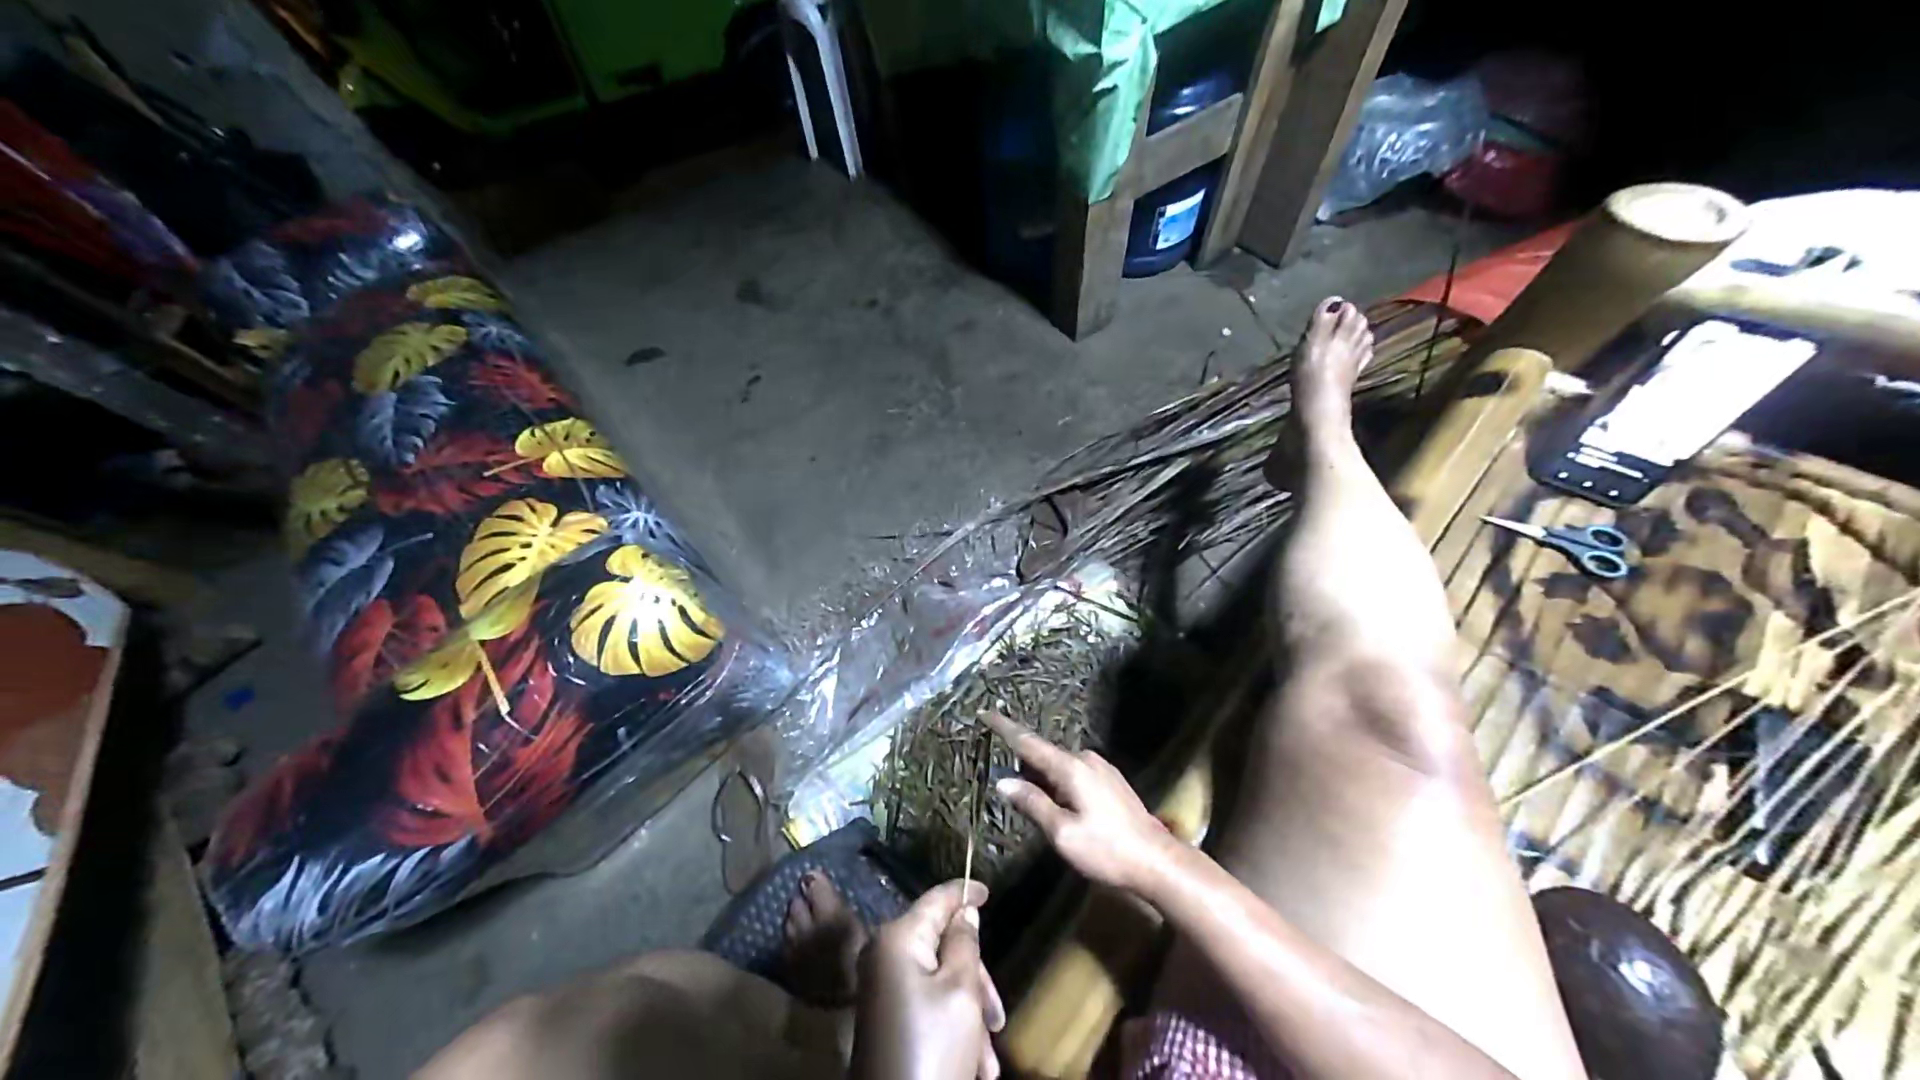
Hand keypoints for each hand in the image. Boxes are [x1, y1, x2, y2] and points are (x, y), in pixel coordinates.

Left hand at [852, 879, 1004, 1079]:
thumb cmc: (932, 1048)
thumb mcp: (960, 992)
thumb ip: (965, 944)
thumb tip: (965, 912)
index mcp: (897, 939)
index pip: (936, 900)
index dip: (964, 892)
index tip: (988, 890)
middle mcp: (885, 956)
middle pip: (942, 946)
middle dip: (976, 980)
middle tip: (998, 1017)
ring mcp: (883, 988)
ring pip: (940, 982)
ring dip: (970, 1015)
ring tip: (987, 1061)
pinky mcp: (887, 1018)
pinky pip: (928, 1006)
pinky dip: (954, 1028)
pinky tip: (973, 1066)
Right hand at [984, 713, 1180, 894]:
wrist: (1158, 863)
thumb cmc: (1107, 850)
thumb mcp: (1062, 833)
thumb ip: (1032, 803)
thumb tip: (1004, 782)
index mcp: (1071, 768)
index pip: (1028, 743)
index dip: (1004, 728)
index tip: (985, 712)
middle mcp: (1086, 760)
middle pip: (1043, 755)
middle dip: (1023, 765)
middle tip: (1005, 784)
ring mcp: (1101, 769)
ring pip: (1059, 767)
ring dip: (1042, 778)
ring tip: (1032, 803)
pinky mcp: (1111, 782)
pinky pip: (1074, 774)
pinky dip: (1059, 783)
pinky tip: (1059, 806)